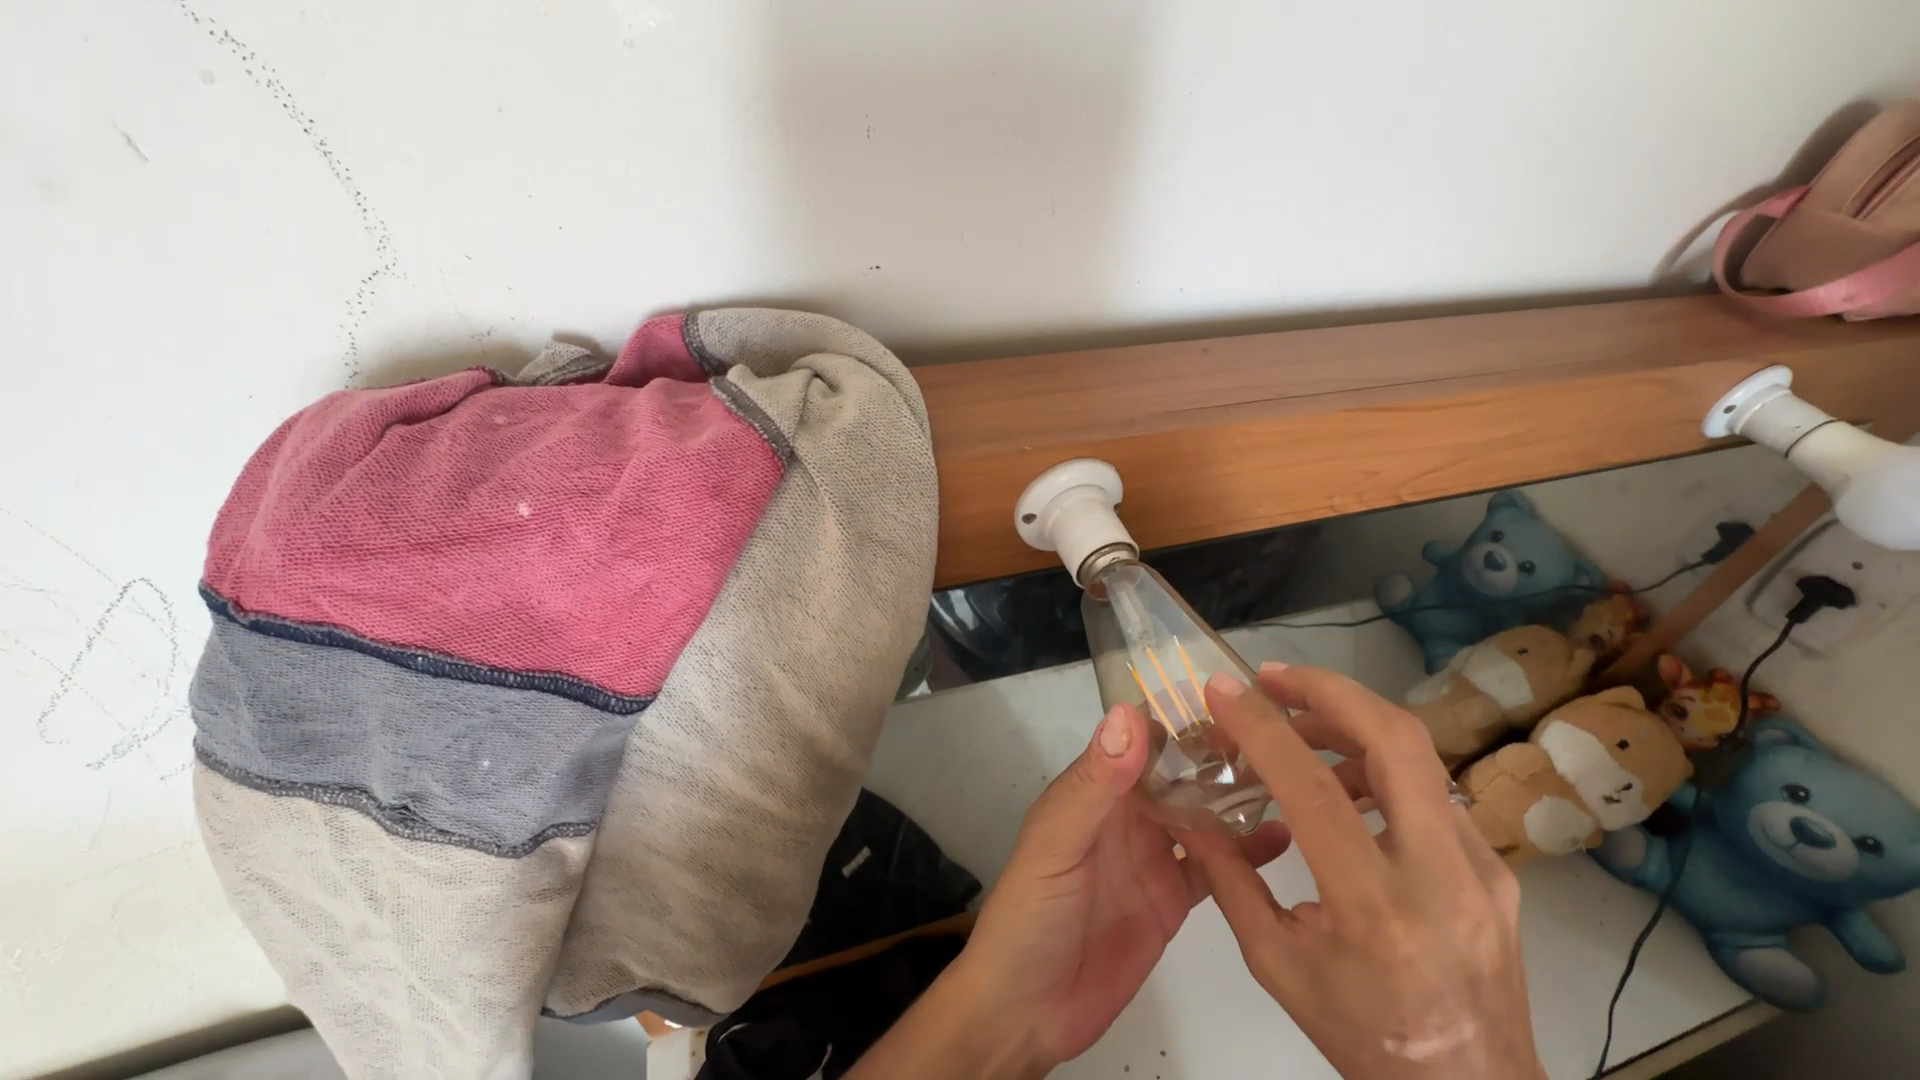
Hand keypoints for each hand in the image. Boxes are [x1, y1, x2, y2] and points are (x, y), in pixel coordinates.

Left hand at [847, 702, 1290, 1078]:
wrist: (1029, 1009)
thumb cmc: (1030, 915)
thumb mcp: (1058, 843)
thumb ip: (1094, 785)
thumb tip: (1129, 714)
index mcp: (1095, 792)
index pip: (1141, 740)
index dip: (1181, 718)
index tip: (1236, 698)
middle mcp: (1127, 816)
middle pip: (1179, 774)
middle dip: (1222, 755)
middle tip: (1285, 737)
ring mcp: (1153, 857)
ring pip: (1202, 815)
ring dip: (1238, 798)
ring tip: (1296, 778)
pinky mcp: (1173, 899)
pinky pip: (1215, 868)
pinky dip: (1246, 853)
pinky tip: (1282, 838)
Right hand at [1182, 665, 1544, 1079]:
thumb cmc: (1363, 1033)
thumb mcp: (1277, 964)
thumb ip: (1230, 882)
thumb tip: (1191, 815)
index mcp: (1375, 907)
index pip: (1314, 789)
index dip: (1264, 728)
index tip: (1223, 689)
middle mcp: (1441, 874)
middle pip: (1397, 741)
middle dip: (1329, 691)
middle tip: (1271, 677)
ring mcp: (1481, 864)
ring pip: (1420, 755)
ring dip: (1350, 723)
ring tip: (1294, 729)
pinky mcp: (1495, 864)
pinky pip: (1430, 789)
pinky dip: (1377, 765)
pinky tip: (1341, 782)